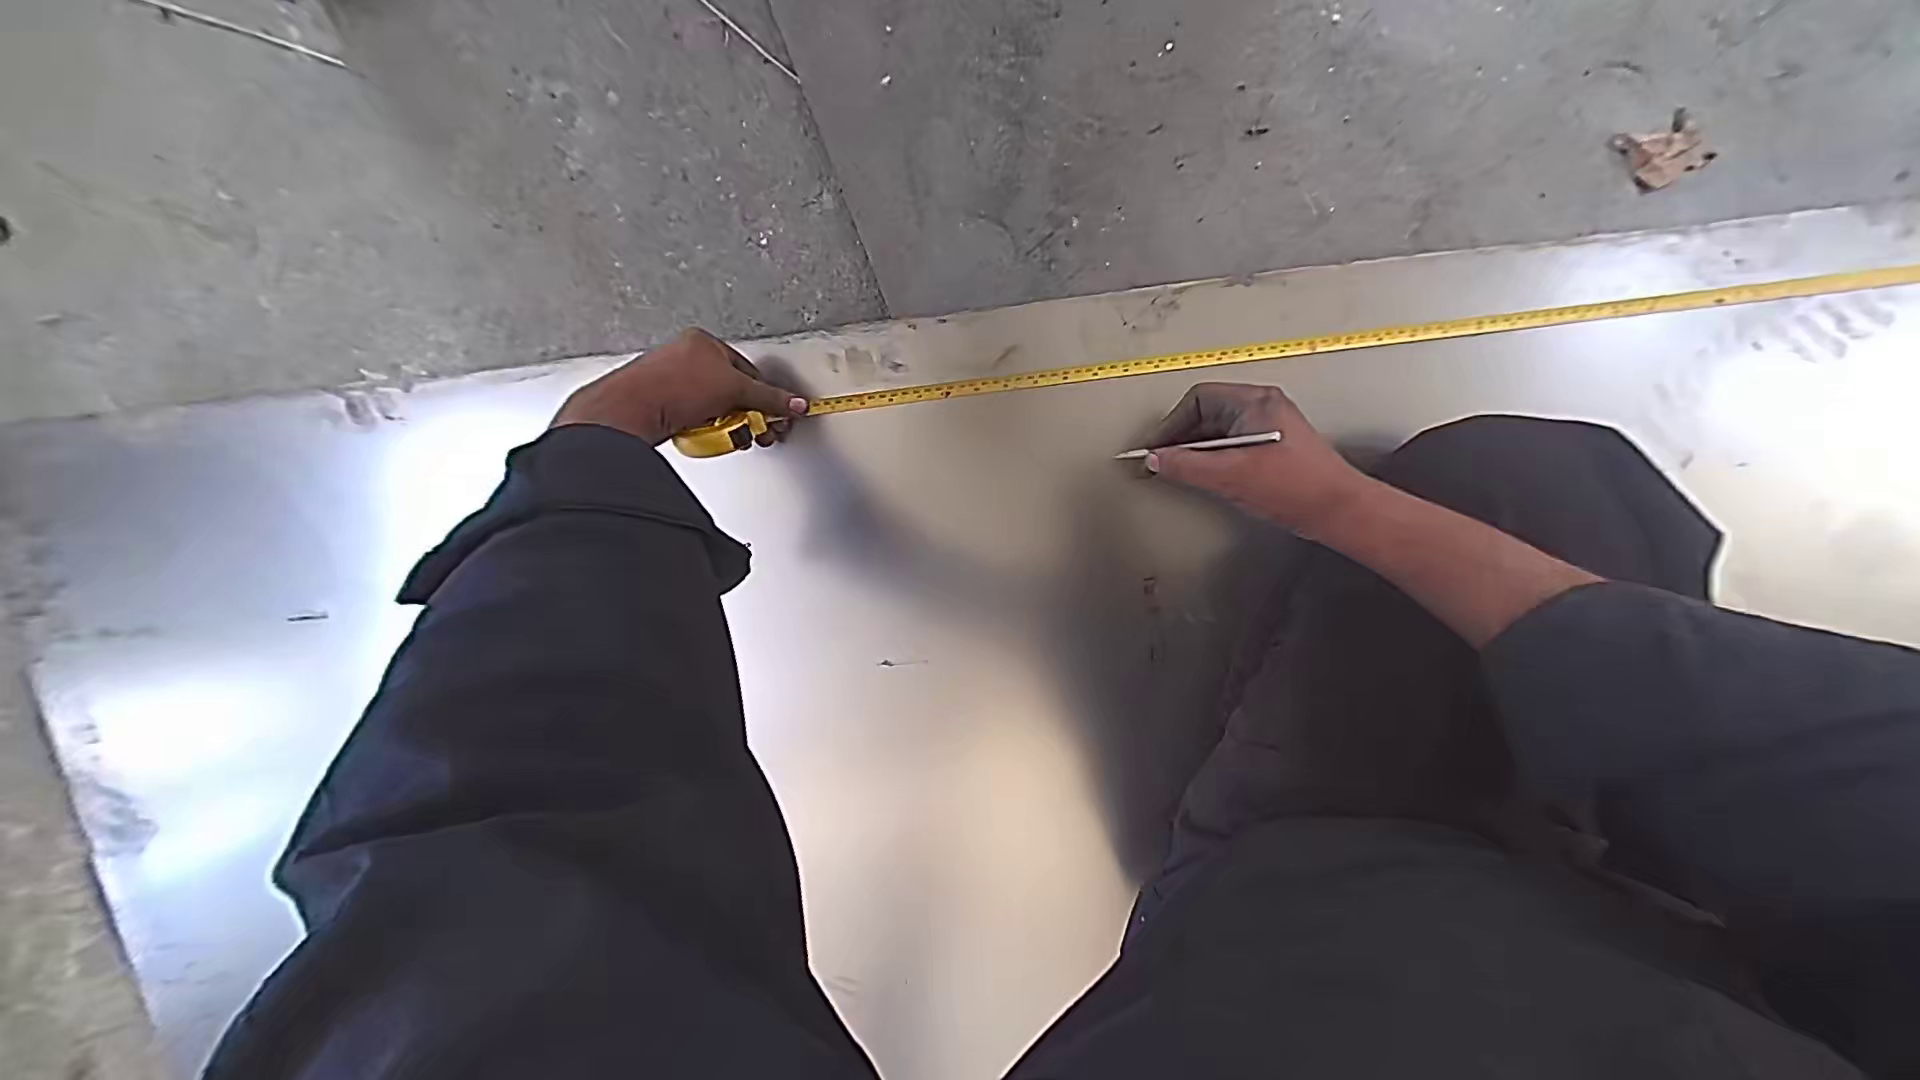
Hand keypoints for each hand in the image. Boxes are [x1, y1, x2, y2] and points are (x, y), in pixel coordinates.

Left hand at [551, 328, 807, 445]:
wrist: (631, 412)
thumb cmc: (670, 388)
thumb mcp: (736, 390)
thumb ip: (770, 399)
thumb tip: (794, 404)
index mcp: (703, 342)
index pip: (748, 371)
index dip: (765, 396)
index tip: (776, 414)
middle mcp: (686, 357)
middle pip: (733, 391)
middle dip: (747, 413)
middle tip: (756, 429)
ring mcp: (673, 382)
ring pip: (716, 407)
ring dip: (727, 424)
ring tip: (726, 432)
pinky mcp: (664, 406)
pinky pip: (697, 419)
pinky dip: (706, 429)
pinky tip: (705, 433)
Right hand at [1144, 382, 1375, 534]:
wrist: (1339, 511)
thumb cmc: (1300, 487)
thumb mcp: (1230, 475)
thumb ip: (1186, 465)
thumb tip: (1156, 459)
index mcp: (1256, 402)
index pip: (1197, 400)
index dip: (1170, 425)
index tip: (1155, 448)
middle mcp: (1262, 408)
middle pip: (1204, 414)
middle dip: (1179, 438)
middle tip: (1160, 460)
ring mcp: (1267, 428)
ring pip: (1215, 431)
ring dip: (1193, 450)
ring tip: (1178, 470)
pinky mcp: (1270, 448)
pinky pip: (1227, 445)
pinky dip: (1209, 459)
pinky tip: (1202, 476)